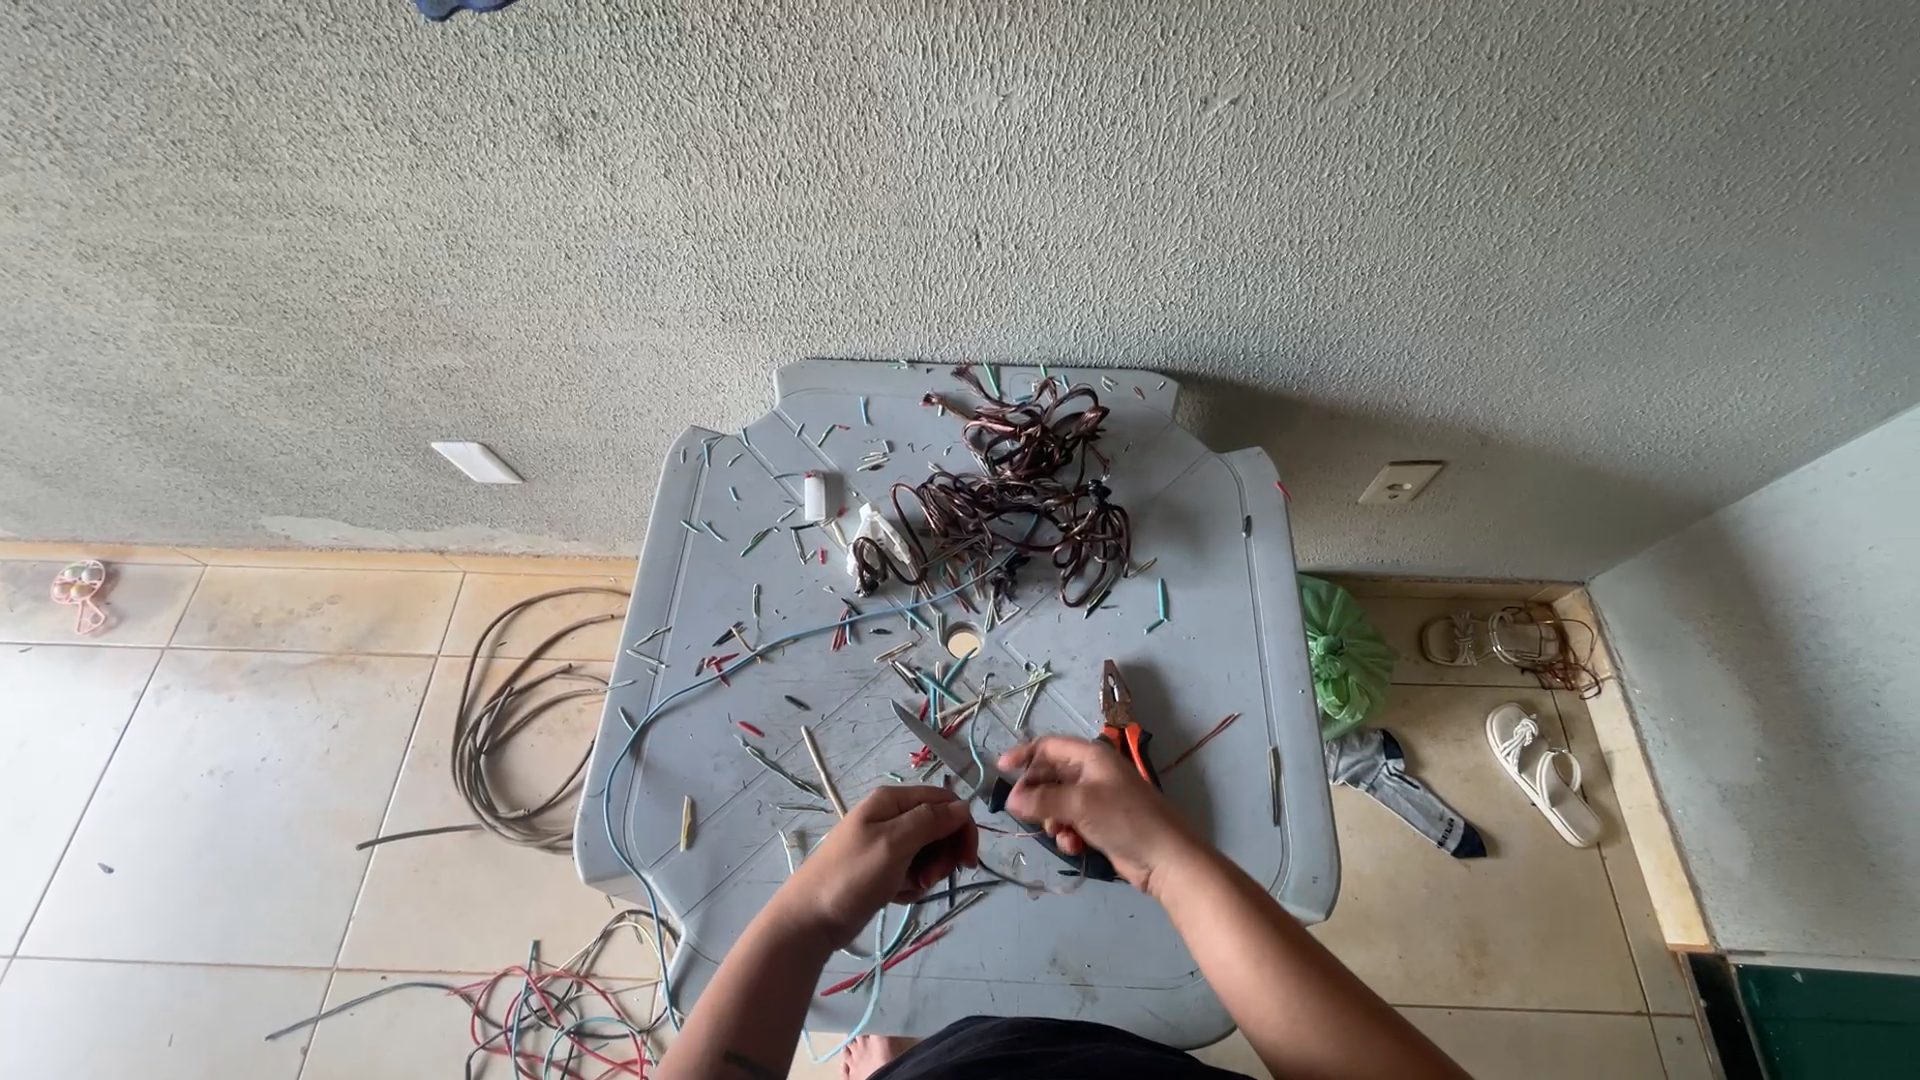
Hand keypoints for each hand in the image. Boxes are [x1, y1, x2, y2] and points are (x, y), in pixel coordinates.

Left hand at [771, 786, 978, 948]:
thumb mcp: (894, 844)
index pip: (945, 801)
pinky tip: (897, 896)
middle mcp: (892, 816)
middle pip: (939, 827)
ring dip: (928, 873)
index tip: (968, 861)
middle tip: (931, 879)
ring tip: (909, 889)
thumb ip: (930, 821)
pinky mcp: (884, 869)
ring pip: (929, 852)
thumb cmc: (851, 876)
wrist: (810, 920)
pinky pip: (914, 872)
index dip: (962, 827)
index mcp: (892, 801)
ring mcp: (887, 844)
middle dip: (943, 855)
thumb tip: (963, 807)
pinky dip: (912, 886)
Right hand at [997, 736, 1200, 893]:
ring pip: (1057, 803)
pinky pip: (1071, 822)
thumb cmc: (1125, 820)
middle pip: (1051, 776)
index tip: (1001, 768)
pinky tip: (1073, 846)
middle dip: (1037, 795)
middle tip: (1024, 813)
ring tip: (1058, 834)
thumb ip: (1042, 800)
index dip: (1024, 755)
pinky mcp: (1101, 824)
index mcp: (1091, 757)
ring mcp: (1097, 799)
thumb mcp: (1080, 805)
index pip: (1049, 746)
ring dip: (1052, 819)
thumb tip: (1011, 798)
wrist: (1167, 858)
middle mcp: (1092, 773)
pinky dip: (1067, 833)